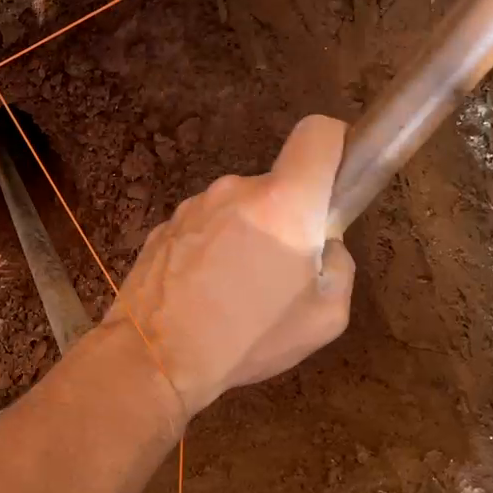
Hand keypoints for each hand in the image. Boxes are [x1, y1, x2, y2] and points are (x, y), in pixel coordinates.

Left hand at [106, 115, 354, 419]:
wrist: (154, 358)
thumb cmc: (247, 339)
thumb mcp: (325, 316)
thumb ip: (339, 266)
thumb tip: (323, 245)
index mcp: (283, 202)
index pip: (318, 134)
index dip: (334, 148)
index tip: (333, 183)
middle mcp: (232, 191)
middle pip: (273, 187)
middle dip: (284, 219)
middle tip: (276, 273)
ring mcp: (189, 209)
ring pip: (233, 210)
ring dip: (240, 237)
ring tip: (230, 292)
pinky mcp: (159, 231)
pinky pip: (199, 230)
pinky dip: (205, 251)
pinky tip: (198, 293)